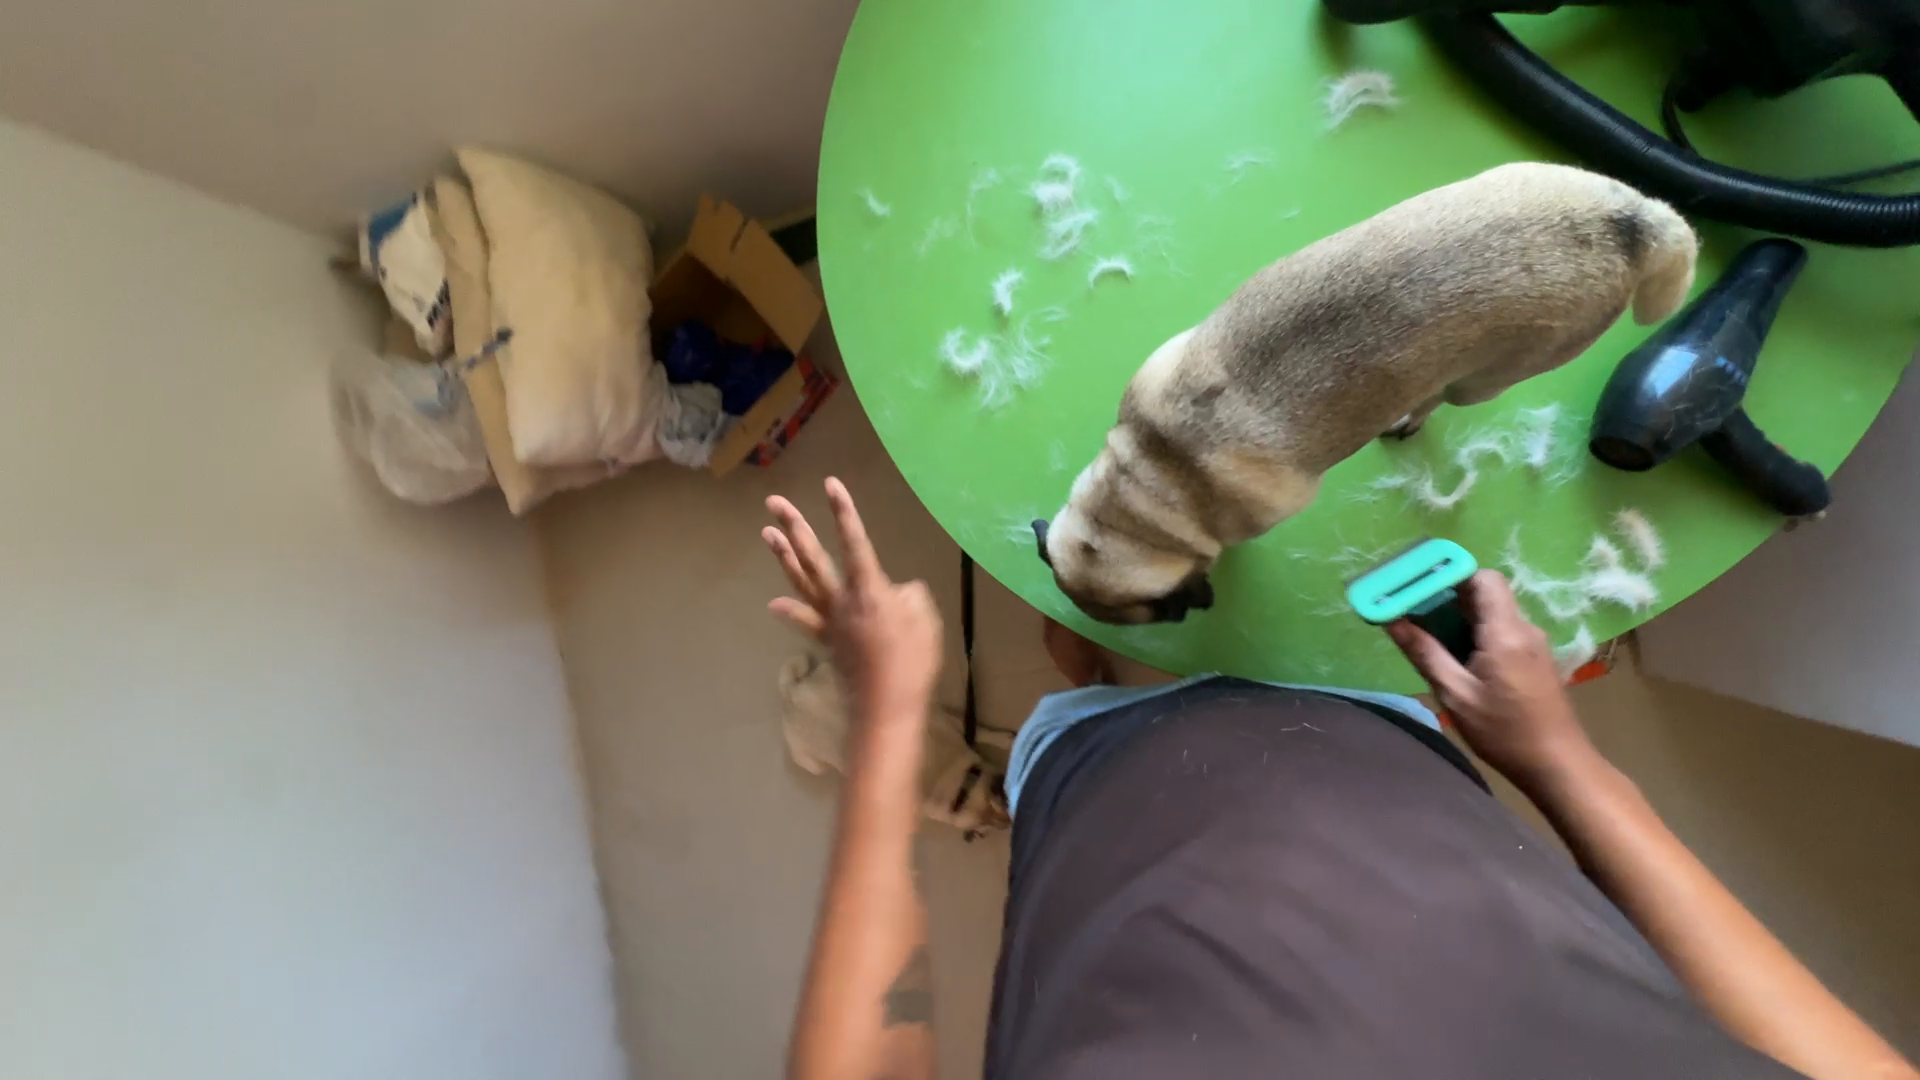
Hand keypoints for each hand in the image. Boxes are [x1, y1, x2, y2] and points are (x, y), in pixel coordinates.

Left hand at [763, 478, 943, 715]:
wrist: (886, 705)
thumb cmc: (911, 661)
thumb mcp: (925, 620)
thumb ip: (910, 597)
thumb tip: (896, 592)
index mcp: (869, 589)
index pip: (855, 541)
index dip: (843, 512)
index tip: (831, 484)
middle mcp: (842, 599)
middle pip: (814, 557)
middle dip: (796, 527)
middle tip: (775, 502)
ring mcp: (830, 620)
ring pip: (802, 582)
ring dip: (783, 556)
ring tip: (766, 533)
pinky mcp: (827, 640)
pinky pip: (805, 622)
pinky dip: (789, 612)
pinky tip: (772, 604)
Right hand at [1385, 570, 1597, 792]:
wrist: (1559, 765)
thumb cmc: (1505, 731)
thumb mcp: (1454, 694)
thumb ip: (1424, 652)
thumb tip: (1391, 619)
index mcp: (1506, 633)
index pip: (1482, 579)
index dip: (1448, 572)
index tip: (1414, 580)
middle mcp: (1523, 629)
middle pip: (1483, 591)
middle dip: (1443, 591)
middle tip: (1406, 603)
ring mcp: (1530, 643)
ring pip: (1489, 610)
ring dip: (1455, 611)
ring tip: (1419, 625)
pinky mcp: (1530, 657)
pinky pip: (1496, 628)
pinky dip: (1469, 628)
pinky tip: (1448, 648)